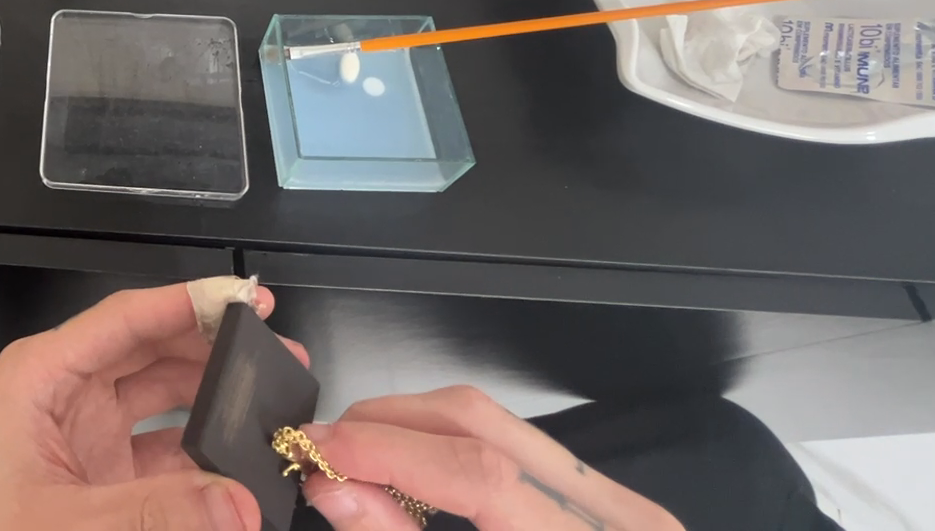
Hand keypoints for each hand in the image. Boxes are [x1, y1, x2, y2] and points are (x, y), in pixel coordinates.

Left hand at [0, 282, 308, 530]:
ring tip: (263, 396)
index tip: (240, 296)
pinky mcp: (98, 467)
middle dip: (209, 345)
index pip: (124, 319)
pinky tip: (235, 456)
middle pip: (148, 347)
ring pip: (158, 390)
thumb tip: (238, 501)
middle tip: (269, 349)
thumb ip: (152, 514)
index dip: (186, 303)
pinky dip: (198, 448)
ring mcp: (84, 427)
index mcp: (42, 373)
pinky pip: (158, 444)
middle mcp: (65, 387)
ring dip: (210, 392)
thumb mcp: (63, 523)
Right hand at [299, 386, 684, 530]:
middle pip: (476, 421)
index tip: (313, 450)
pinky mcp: (598, 496)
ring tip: (354, 455)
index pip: (479, 473)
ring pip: (485, 416)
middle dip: (383, 423)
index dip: (385, 452)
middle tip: (324, 449)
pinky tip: (404, 466)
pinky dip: (437, 440)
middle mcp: (621, 518)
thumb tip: (327, 482)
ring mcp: (616, 501)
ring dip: (404, 424)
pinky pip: (500, 437)